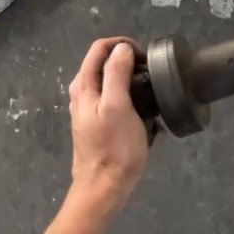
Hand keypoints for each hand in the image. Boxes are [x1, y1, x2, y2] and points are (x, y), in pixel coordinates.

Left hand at [66, 38, 149, 212]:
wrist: (103, 189)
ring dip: (130, 82)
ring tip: (151, 93)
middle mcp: (82, 95)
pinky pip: (114, 103)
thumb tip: (121, 48)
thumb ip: (117, 74)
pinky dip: (130, 101)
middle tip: (150, 73)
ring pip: (109, 83)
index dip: (122, 44)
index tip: (144, 57)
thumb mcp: (118, 106)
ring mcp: (88, 111)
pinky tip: (145, 117)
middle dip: (127, 61)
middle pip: (103, 64)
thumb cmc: (114, 148)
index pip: (99, 48)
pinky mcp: (98, 126)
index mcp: (84, 86)